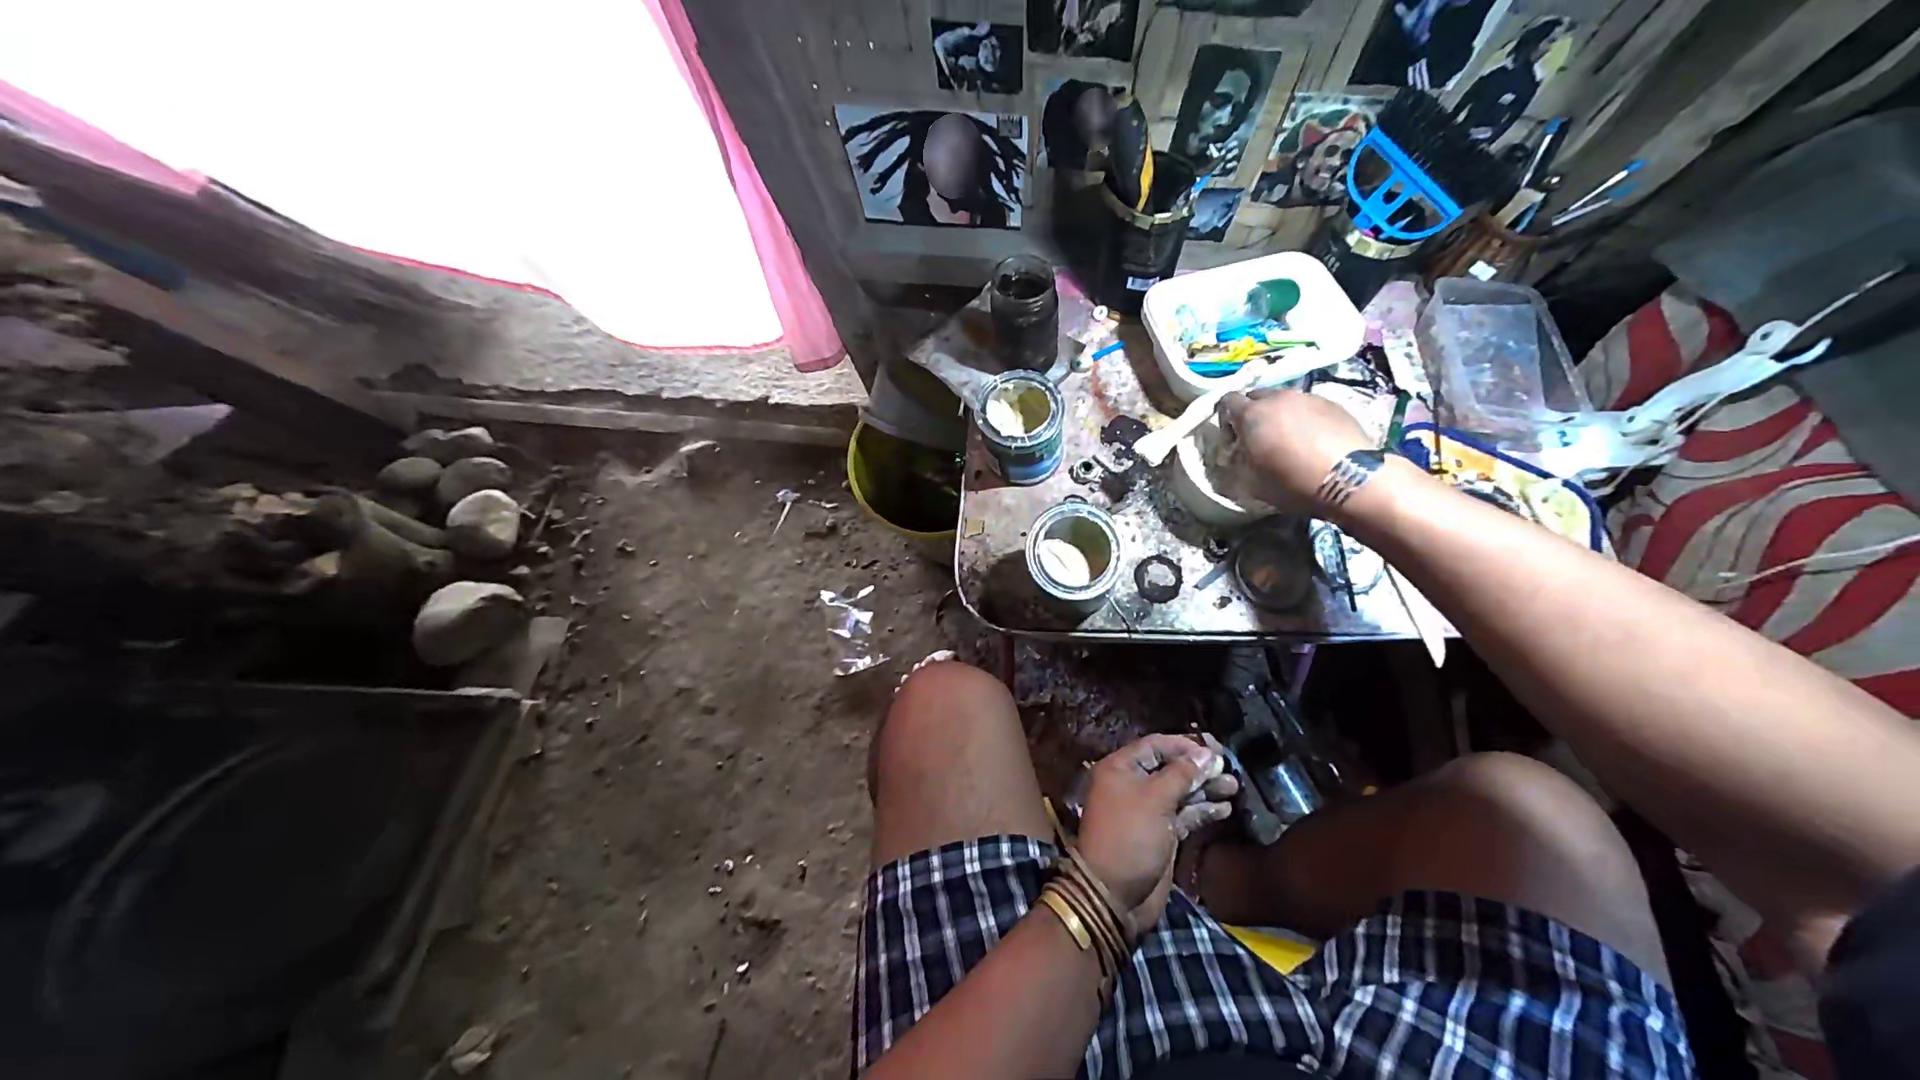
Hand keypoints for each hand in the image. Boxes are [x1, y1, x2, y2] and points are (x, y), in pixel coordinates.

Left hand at [1075, 734, 1236, 930]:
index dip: (1184, 745)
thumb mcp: (1155, 799)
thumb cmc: (1130, 836)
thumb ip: (1182, 774)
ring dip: (1205, 789)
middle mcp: (1131, 784)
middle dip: (1198, 768)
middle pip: (1169, 768)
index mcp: (1120, 768)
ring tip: (1233, 786)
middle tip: (1228, 768)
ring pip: (1179, 792)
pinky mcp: (1160, 833)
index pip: (1154, 746)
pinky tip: (1224, 808)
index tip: (1213, 748)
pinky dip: (1201, 810)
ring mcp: (1147, 810)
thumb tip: (1206, 754)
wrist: (1115, 894)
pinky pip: (1183, 814)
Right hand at [1218, 387, 1372, 515]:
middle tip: (1260, 438)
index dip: (1227, 419)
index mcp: (1252, 415)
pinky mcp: (1333, 403)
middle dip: (1253, 413)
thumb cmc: (1293, 483)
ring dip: (1280, 415)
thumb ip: (1240, 461)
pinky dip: (1304, 418)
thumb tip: (1240, 454)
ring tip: (1289, 439)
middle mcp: (1278, 398)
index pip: (1228, 401)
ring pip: (1284, 400)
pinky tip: (1313, 440)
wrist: (1351, 479)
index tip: (1234, 440)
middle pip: (1256, 396)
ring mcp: (1308, 398)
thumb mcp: (1252, 481)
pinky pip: (1308, 406)